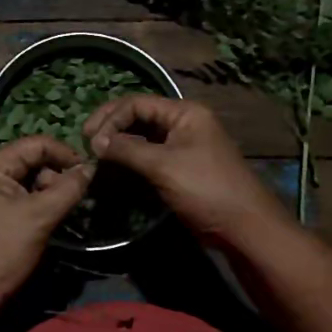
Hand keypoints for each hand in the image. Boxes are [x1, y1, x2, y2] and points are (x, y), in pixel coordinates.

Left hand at [0, 136, 93, 306]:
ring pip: (37, 176)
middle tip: (79, 194)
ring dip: (55, 187)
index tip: (90, 171)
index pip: (37, 144)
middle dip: (60, 172)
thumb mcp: (40, 215)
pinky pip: (31, 193)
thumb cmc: (4, 249)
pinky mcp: (5, 207)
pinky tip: (58, 213)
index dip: (65, 153)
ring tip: (67, 207)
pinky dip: (47, 199)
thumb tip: (92, 167)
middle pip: (37, 158)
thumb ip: (68, 188)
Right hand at [84, 96, 286, 243]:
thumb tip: (95, 142)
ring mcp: (182, 145)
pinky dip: (130, 157)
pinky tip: (114, 165)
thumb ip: (126, 149)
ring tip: (96, 154)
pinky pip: (149, 153)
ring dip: (118, 142)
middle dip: (110, 126)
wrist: (245, 228)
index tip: (89, 140)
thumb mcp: (163, 166)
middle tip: (86, 142)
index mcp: (184, 112)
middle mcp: (183, 122)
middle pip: (138, 115)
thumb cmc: (206, 189)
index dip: (109, 118)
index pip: (136, 103)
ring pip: (141, 134)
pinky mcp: (180, 166)